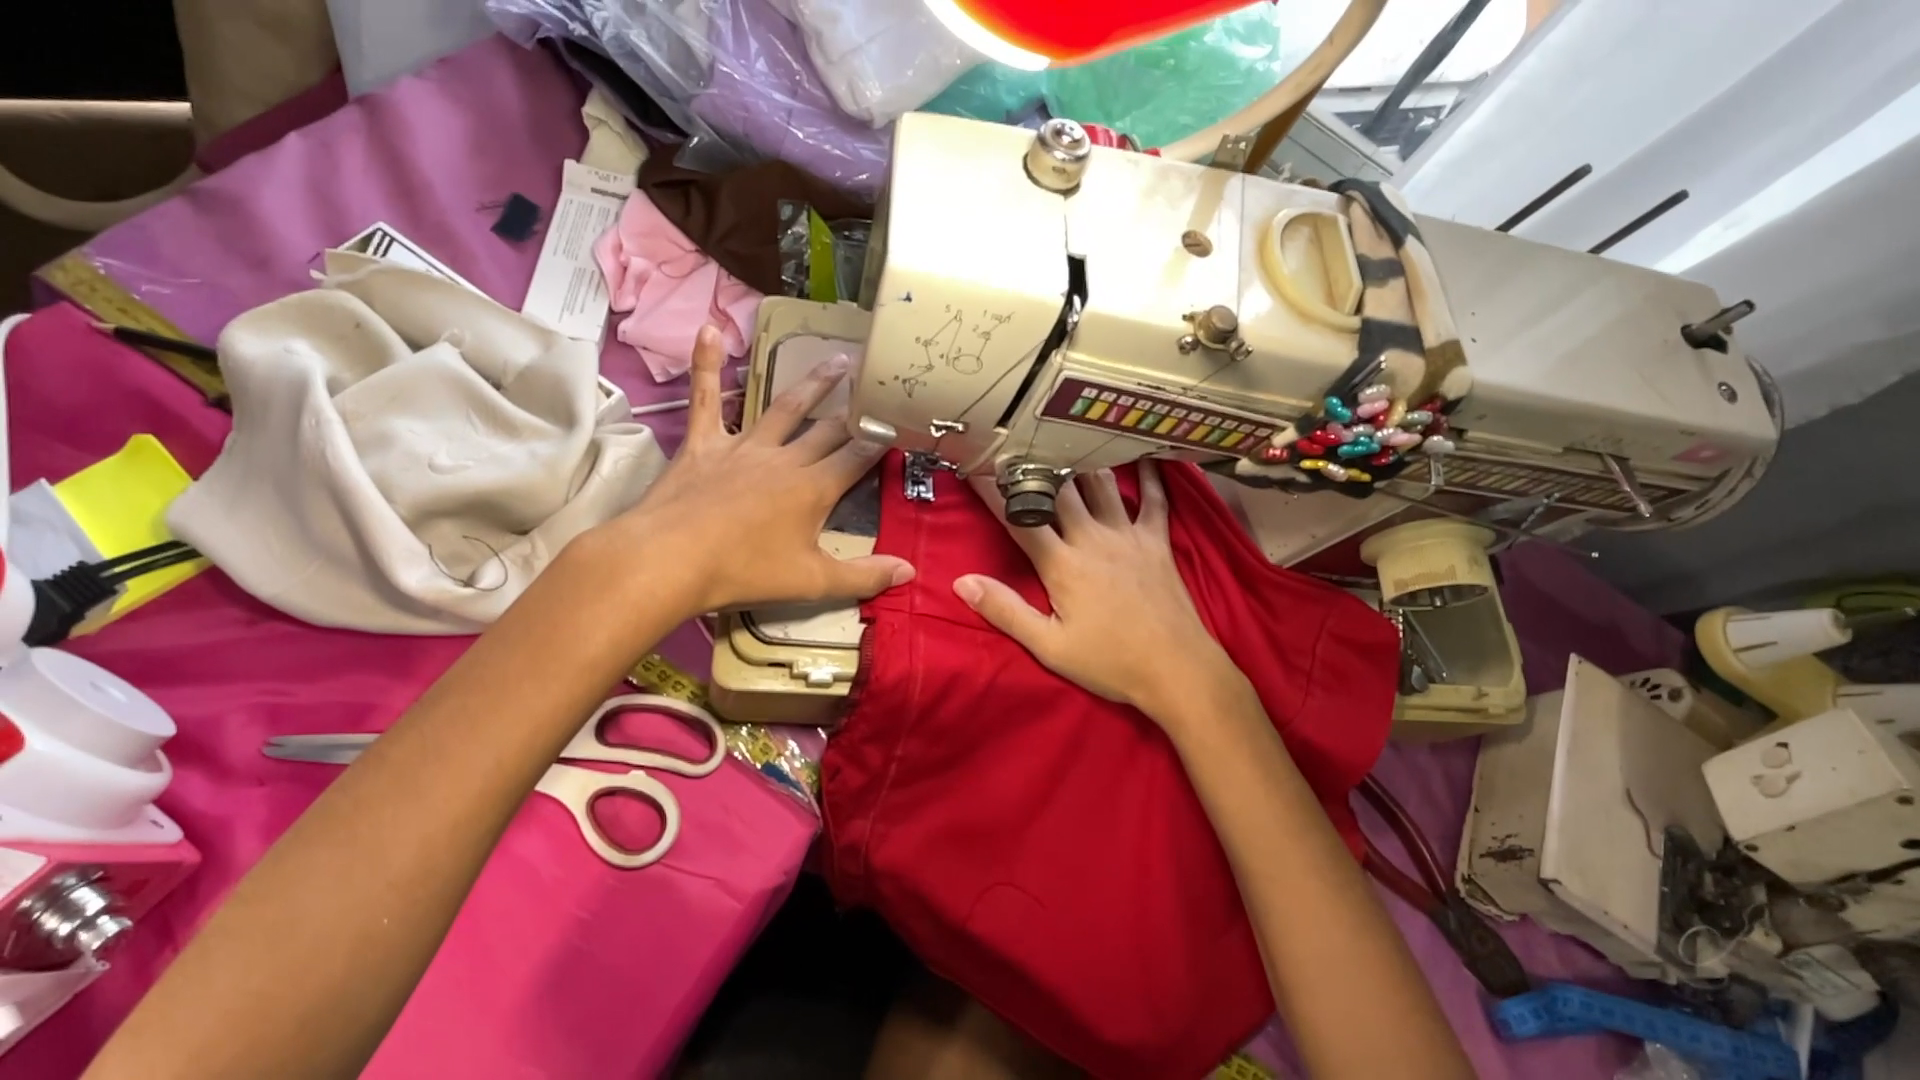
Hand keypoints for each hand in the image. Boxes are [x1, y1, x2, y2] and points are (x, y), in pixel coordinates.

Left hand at [586, 325, 912, 617]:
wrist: (671, 558)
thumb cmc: (744, 571)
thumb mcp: (812, 582)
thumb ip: (864, 576)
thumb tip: (910, 570)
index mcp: (814, 488)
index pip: (857, 457)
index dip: (880, 440)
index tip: (901, 422)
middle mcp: (785, 459)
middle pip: (828, 429)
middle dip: (856, 408)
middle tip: (876, 382)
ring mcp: (743, 446)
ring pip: (784, 407)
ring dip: (812, 384)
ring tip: (835, 361)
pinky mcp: (703, 444)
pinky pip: (705, 397)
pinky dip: (706, 363)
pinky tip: (708, 330)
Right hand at [954, 461, 1245, 721]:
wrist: (1177, 669)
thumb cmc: (1110, 663)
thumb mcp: (1049, 646)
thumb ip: (1006, 610)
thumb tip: (963, 582)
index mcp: (1062, 563)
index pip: (1020, 517)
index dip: (995, 491)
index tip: (977, 467)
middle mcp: (1093, 538)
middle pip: (1060, 490)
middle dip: (1036, 467)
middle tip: (1018, 447)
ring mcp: (1128, 535)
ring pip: (1101, 484)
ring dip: (1081, 465)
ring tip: (1066, 445)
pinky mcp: (1157, 541)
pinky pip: (1154, 499)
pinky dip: (1149, 476)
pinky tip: (1143, 457)